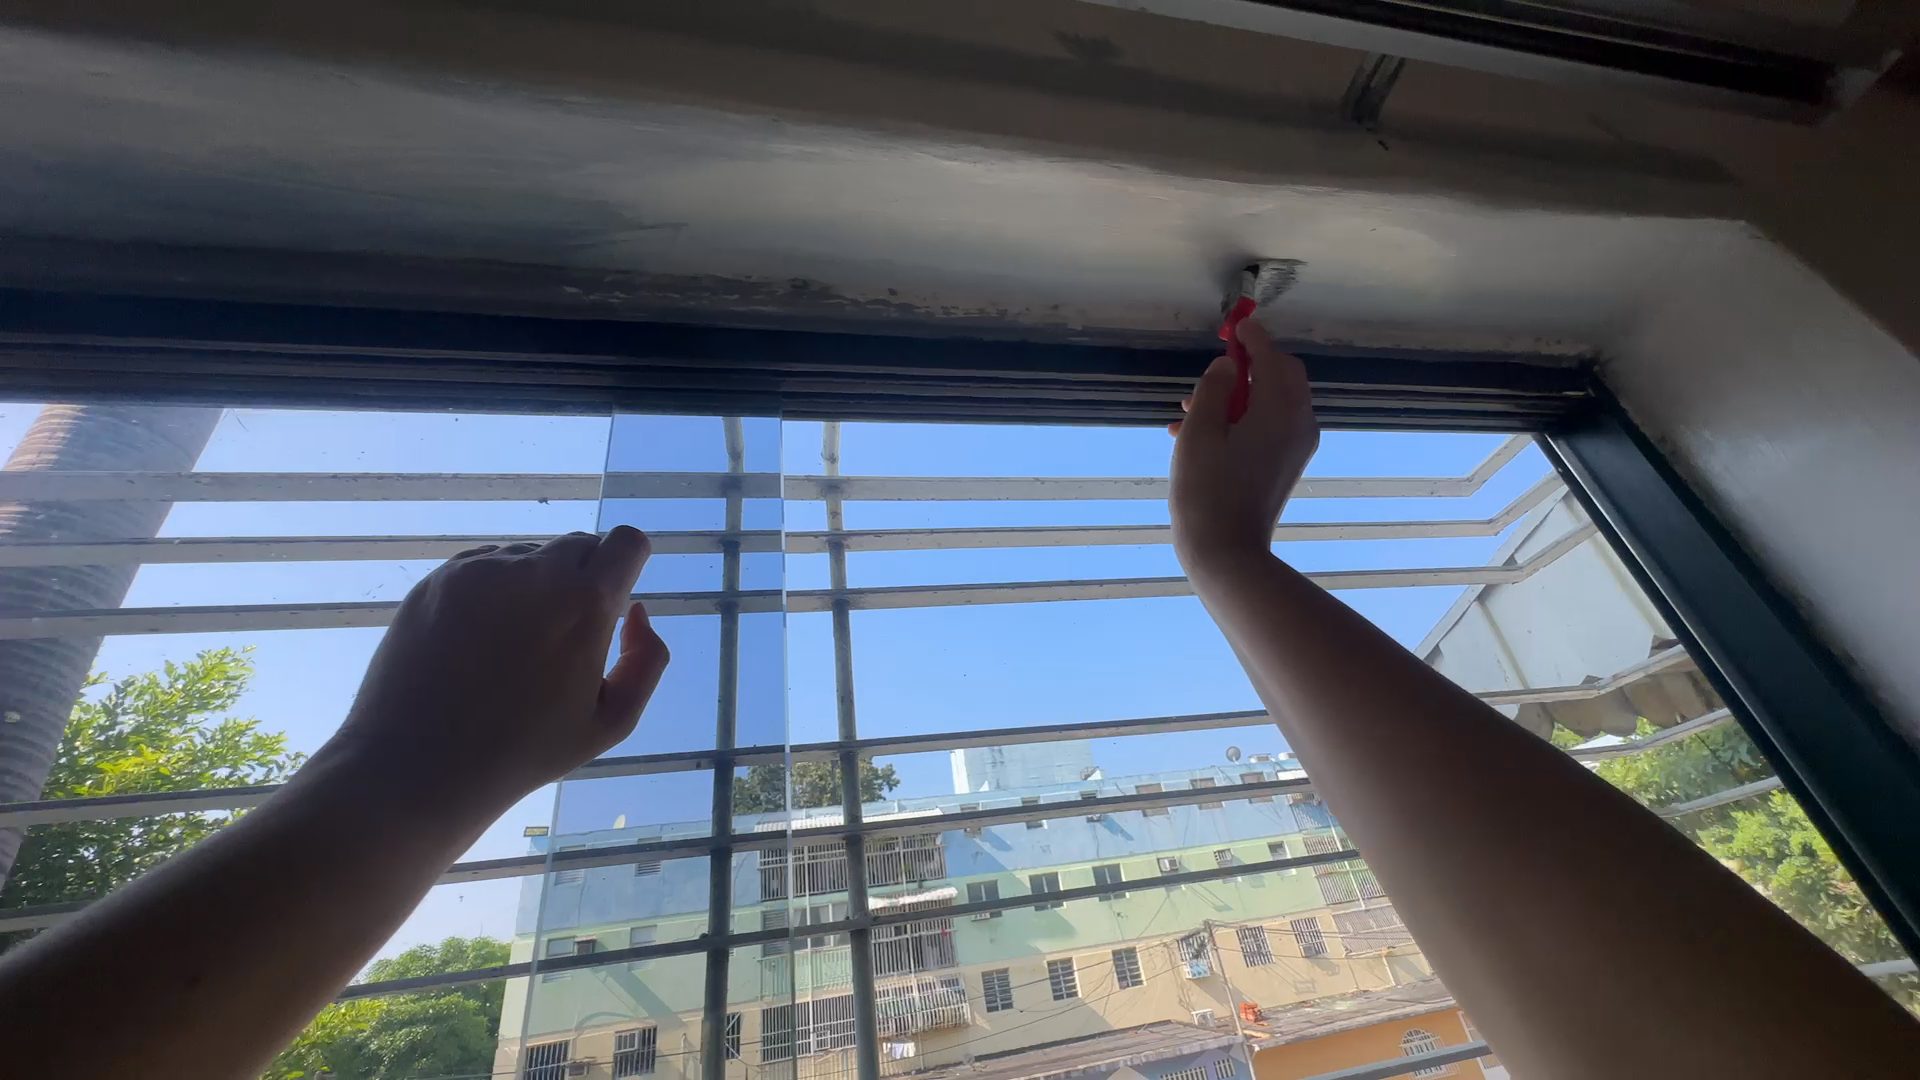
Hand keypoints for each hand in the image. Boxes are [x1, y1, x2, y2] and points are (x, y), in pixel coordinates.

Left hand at [320, 527, 670, 817]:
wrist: (411, 769)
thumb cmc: (523, 752)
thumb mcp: (615, 721)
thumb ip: (647, 658)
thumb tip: (636, 613)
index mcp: (585, 602)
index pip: (628, 542)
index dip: (630, 568)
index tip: (616, 604)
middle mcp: (535, 570)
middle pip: (584, 544)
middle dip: (588, 578)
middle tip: (567, 634)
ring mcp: (480, 570)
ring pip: (536, 555)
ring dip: (542, 583)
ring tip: (516, 641)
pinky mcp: (439, 579)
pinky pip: (491, 565)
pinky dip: (501, 589)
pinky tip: (482, 638)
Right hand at [1169, 319, 1318, 572]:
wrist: (1226, 551)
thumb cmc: (1206, 489)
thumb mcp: (1198, 432)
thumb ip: (1212, 389)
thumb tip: (1226, 366)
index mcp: (1281, 409)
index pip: (1272, 358)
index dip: (1252, 338)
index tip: (1235, 324)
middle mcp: (1299, 423)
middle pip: (1281, 377)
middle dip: (1249, 365)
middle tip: (1216, 364)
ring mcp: (1295, 447)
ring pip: (1272, 403)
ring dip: (1238, 395)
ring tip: (1191, 407)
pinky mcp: (1285, 465)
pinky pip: (1268, 427)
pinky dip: (1242, 419)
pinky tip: (1201, 433)